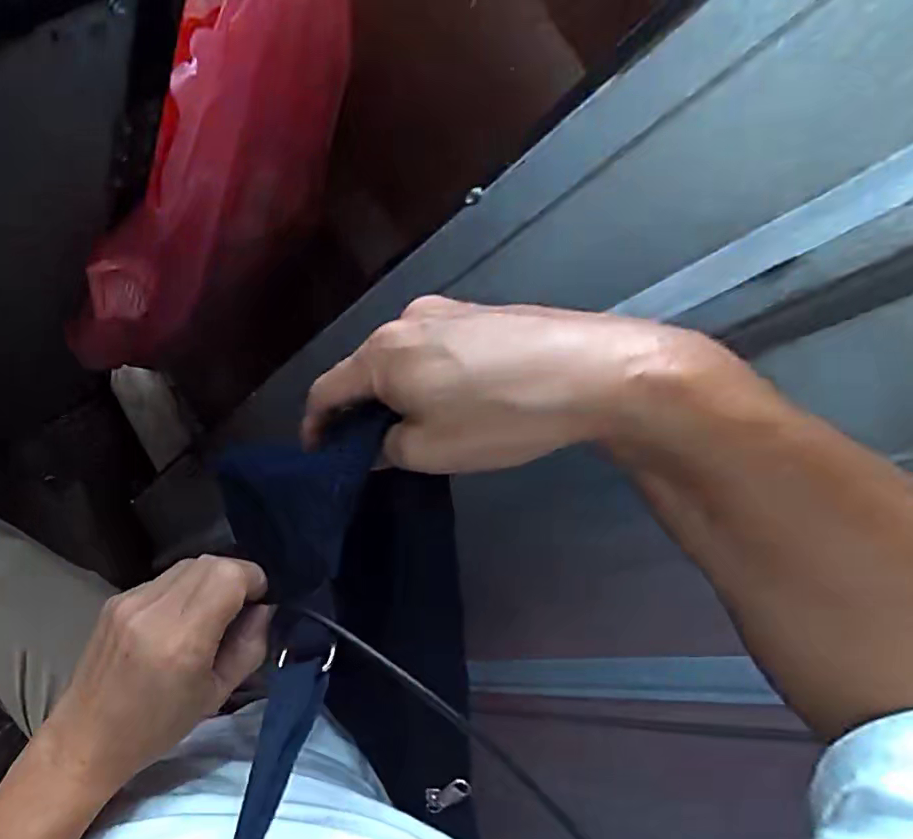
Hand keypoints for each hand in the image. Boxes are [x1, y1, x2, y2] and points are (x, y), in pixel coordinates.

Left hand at [38, 556, 272, 792]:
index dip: (253, 582)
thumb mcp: (216, 694)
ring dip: (209, 581)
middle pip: (210, 562)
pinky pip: (163, 579)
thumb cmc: (156, 726)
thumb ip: (249, 647)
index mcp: (181, 639)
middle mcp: (152, 609)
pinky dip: (183, 590)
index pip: (229, 575)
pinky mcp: (115, 599)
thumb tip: (265, 610)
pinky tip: (178, 621)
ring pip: (186, 565)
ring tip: (210, 616)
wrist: (89, 734)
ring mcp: (129, 600)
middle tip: (239, 611)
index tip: (258, 606)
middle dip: (235, 578)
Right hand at [300, 296, 738, 473]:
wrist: (598, 371)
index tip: (316, 454)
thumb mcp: (427, 450)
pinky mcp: (480, 311)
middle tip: (363, 446)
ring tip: (408, 424)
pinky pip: (430, 346)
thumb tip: (374, 444)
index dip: (314, 426)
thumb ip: (383, 449)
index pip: (325, 391)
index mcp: (381, 353)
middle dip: (354, 409)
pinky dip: (422, 375)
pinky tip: (447, 398)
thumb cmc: (499, 415)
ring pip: (397, 356)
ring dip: (390, 391)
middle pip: (360, 369)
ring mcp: (446, 309)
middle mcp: (405, 320)